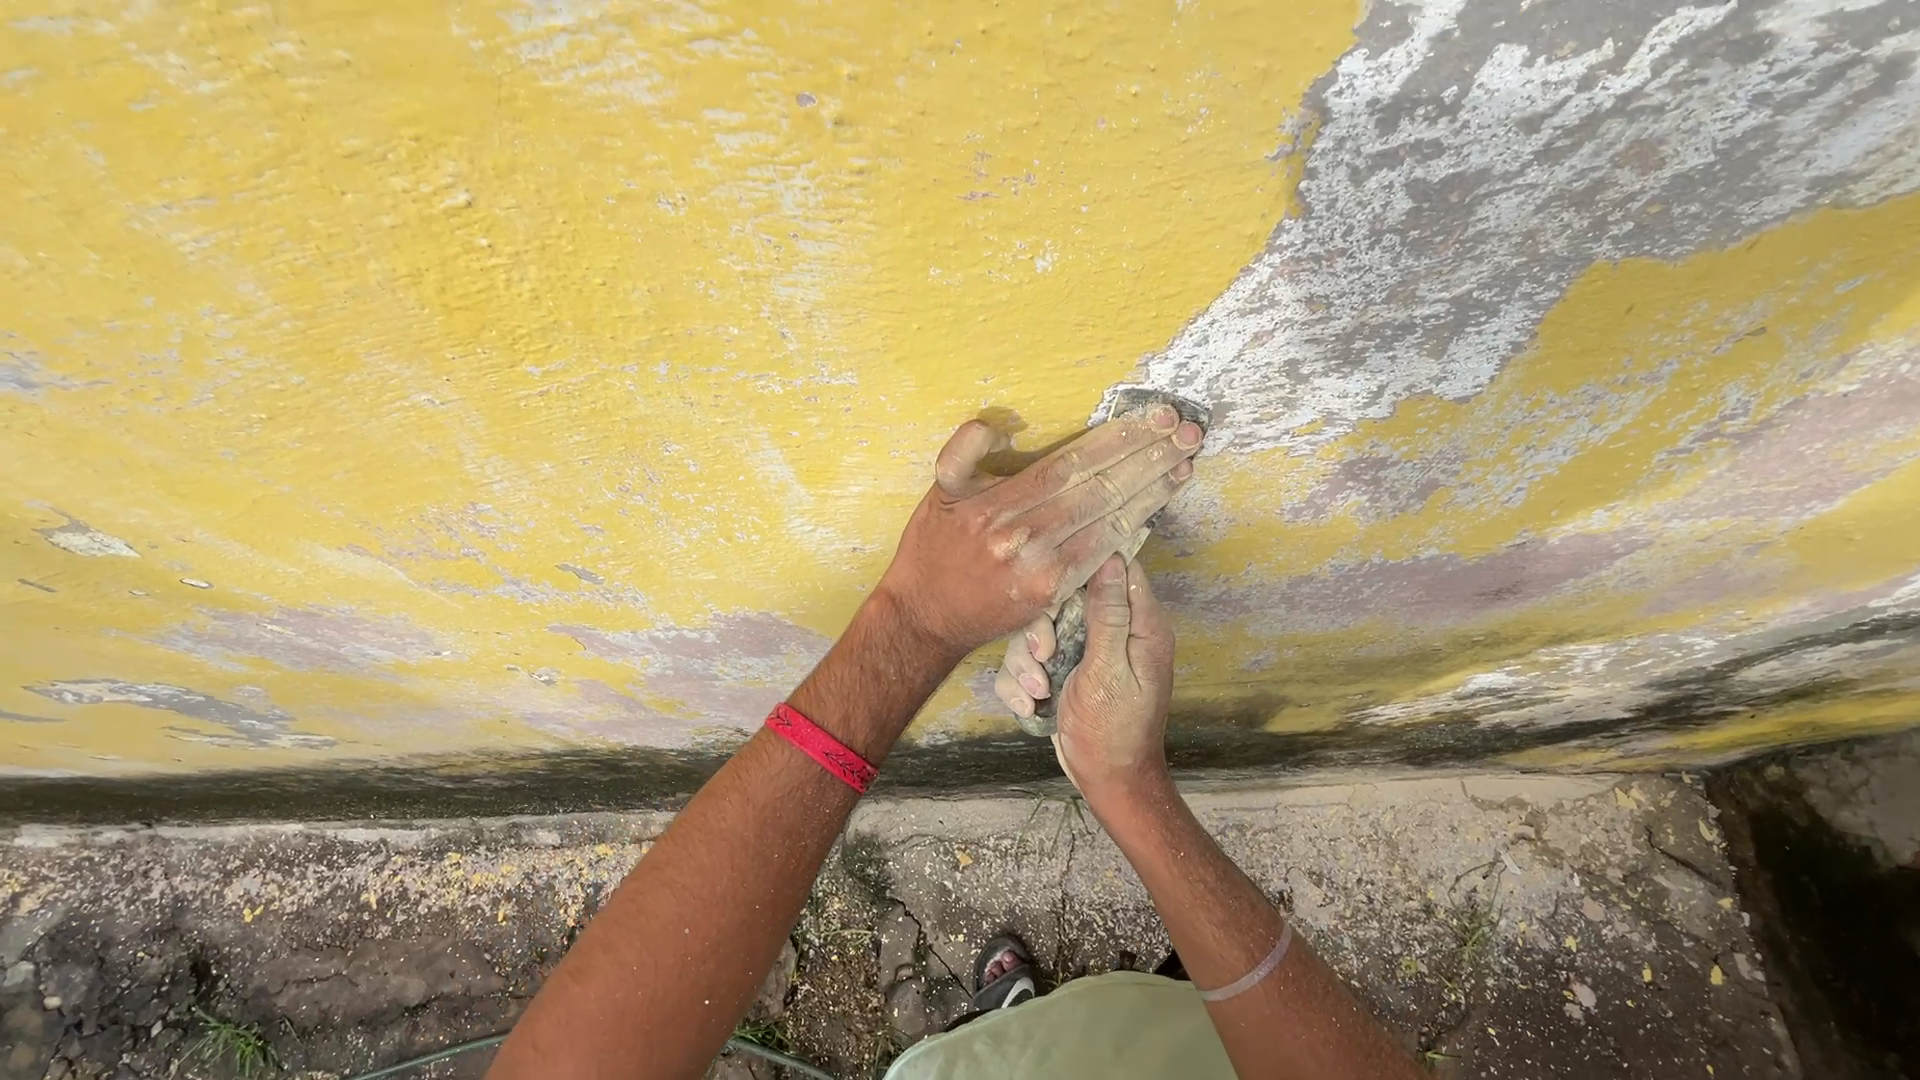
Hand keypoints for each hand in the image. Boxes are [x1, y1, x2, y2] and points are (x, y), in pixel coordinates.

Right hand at [875, 409, 1201, 658]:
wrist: (925, 617)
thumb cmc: (932, 549)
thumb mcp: (936, 491)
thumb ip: (961, 454)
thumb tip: (994, 426)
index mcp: (996, 505)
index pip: (1069, 464)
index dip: (1116, 440)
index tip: (1152, 418)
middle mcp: (1022, 538)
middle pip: (1098, 490)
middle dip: (1147, 458)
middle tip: (1186, 432)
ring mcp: (1040, 570)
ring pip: (1107, 522)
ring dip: (1151, 493)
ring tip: (1183, 463)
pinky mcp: (1051, 595)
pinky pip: (1100, 556)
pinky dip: (1131, 530)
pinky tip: (1155, 508)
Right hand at [995, 554, 1173, 799]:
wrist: (1104, 780)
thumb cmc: (1115, 731)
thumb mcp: (1110, 672)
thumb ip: (1109, 616)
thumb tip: (1111, 557)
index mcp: (1139, 625)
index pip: (1115, 568)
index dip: (1081, 570)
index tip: (1055, 589)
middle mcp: (1111, 631)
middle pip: (1063, 597)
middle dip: (1042, 629)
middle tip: (1044, 657)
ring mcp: (1083, 650)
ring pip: (1037, 630)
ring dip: (1028, 663)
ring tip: (1040, 691)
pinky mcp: (1060, 669)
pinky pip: (1027, 660)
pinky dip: (1023, 683)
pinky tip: (1032, 705)